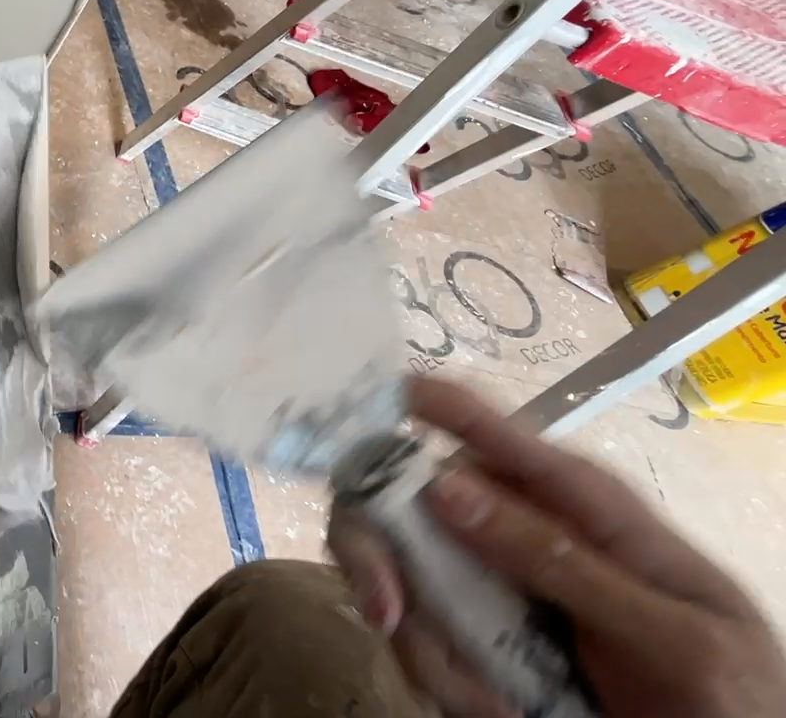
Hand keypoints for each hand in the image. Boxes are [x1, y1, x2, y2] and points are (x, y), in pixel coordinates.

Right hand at [328, 377, 785, 717]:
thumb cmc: (734, 698)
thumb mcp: (678, 641)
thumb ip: (565, 562)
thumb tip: (441, 485)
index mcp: (570, 497)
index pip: (483, 423)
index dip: (412, 401)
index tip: (354, 405)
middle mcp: (502, 516)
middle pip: (391, 491)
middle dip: (370, 552)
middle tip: (386, 613)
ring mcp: (472, 566)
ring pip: (383, 561)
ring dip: (418, 637)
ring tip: (484, 703)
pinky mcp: (456, 614)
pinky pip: (406, 623)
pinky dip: (432, 669)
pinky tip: (489, 706)